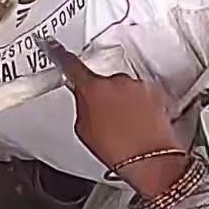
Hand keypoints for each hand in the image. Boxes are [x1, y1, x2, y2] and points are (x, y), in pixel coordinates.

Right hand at [44, 39, 184, 197]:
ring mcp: (137, 86)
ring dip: (119, 102)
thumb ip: (80, 104)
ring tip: (120, 126)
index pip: (71, 65)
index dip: (60, 55)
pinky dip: (135, 106)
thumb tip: (82, 96)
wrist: (151, 161)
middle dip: (99, 95)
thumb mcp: (84, 129)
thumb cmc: (118, 149)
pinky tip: (133, 125)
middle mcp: (117, 81)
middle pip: (100, 81)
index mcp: (93, 87)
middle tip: (100, 118)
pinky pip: (137, 95)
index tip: (55, 47)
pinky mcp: (153, 94)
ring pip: (120, 88)